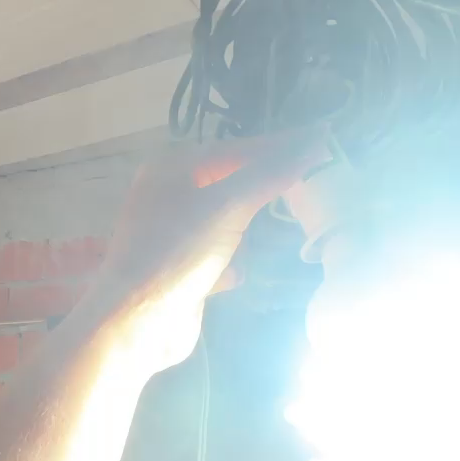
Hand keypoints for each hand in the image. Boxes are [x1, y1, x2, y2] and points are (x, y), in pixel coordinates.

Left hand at [85, 131, 330, 369]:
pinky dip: (228, 265)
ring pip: (224, 224)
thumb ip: (270, 175)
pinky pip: (216, 259)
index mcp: (170, 170)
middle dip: (260, 189)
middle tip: (305, 181)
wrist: (137, 322)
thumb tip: (314, 142)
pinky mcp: (179, 273)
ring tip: (270, 230)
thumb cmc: (177, 252)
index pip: (236, 149)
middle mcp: (167, 198)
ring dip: (243, 233)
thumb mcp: (227, 206)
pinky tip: (236, 274)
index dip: (280, 145)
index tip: (322, 139)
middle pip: (229, 184)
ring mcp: (171, 237)